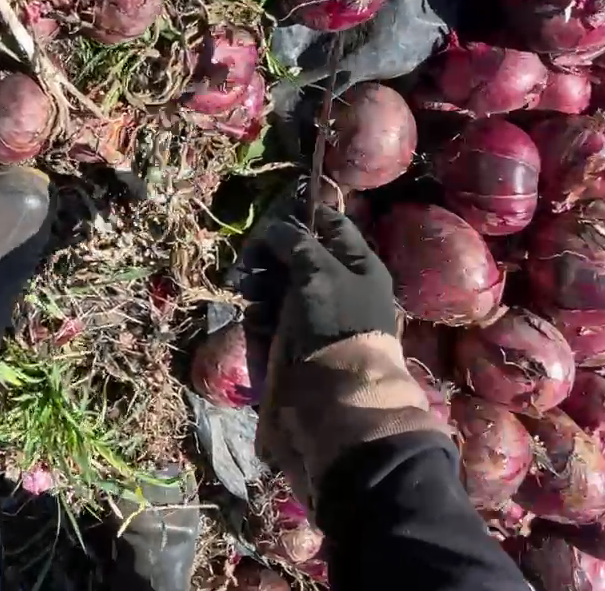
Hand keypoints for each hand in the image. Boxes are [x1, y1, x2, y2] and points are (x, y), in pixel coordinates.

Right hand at [238, 202, 396, 359]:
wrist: (337, 389)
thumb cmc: (335, 321)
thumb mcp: (318, 271)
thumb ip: (294, 242)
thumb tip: (273, 228)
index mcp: (357, 264)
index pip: (331, 224)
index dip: (302, 215)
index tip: (273, 215)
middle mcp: (337, 282)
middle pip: (295, 253)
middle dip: (268, 253)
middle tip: (248, 260)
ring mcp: (314, 309)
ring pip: (277, 280)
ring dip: (258, 281)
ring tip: (247, 290)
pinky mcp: (294, 332)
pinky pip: (270, 309)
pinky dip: (260, 310)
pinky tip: (257, 317)